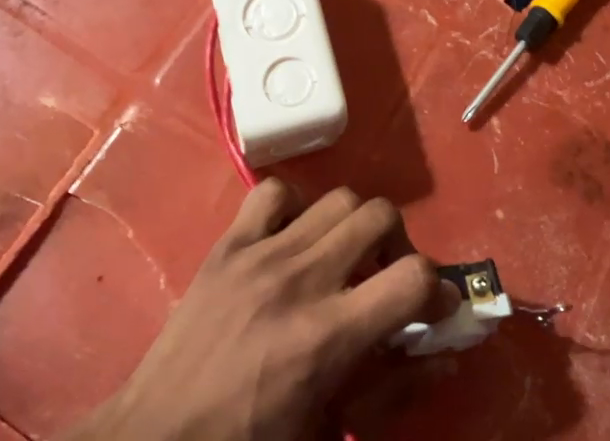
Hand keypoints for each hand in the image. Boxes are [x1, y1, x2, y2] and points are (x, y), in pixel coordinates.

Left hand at [73, 181, 452, 440]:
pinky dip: (296, 207)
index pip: (413, 276)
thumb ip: (395, 390)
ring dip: (354, 225)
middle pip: (379, 216)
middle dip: (399, 245)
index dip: (438, 288)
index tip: (434, 306)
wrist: (162, 434)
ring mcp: (260, 253)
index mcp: (330, 335)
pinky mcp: (228, 244)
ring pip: (337, 197)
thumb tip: (446, 357)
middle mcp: (300, 279)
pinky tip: (293, 239)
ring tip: (343, 258)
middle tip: (386, 278)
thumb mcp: (333, 428)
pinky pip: (273, 192)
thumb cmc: (254, 439)